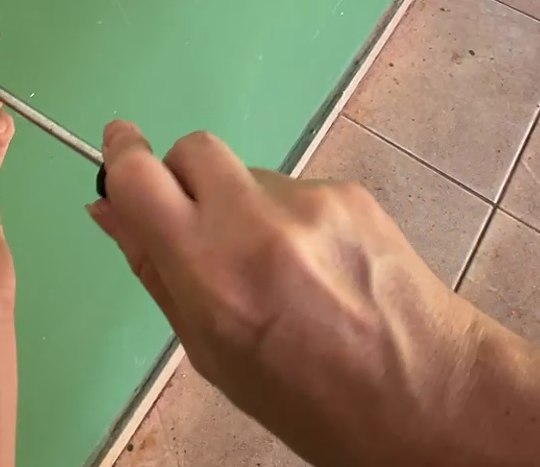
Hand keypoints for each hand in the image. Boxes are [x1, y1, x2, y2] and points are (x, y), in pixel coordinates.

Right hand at [87, 122, 497, 466]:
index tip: (117, 142)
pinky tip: (318, 264)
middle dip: (183, 174)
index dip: (121, 153)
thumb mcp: (212, 353)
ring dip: (242, 203)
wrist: (431, 396)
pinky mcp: (348, 190)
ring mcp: (308, 200)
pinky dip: (289, 216)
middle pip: (192, 147)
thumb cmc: (305, 398)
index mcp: (210, 274)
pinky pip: (293, 187)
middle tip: (200, 221)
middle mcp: (255, 223)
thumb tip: (108, 209)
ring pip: (246, 172)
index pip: (139, 178)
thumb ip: (154, 271)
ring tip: (278, 266)